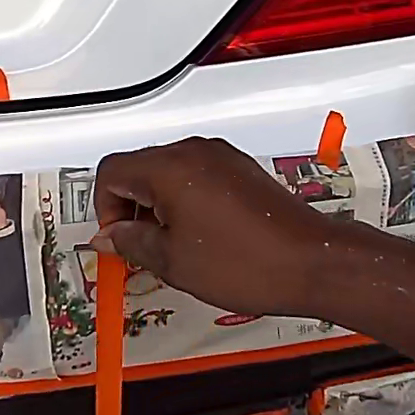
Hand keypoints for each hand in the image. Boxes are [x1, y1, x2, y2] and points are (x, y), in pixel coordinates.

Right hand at [91, 137, 335, 317]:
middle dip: (130, 205)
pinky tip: (197, 233)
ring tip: (170, 244)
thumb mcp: (173, 260)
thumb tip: (109, 236)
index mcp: (170, 168)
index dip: (105, 207)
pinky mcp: (239, 167)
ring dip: (157, 202)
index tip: (117, 237)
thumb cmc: (248, 262)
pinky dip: (184, 197)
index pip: (112, 171)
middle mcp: (195, 152)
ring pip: (168, 170)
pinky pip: (196, 173)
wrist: (308, 261)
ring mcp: (220, 156)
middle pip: (139, 166)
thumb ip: (131, 242)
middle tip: (138, 244)